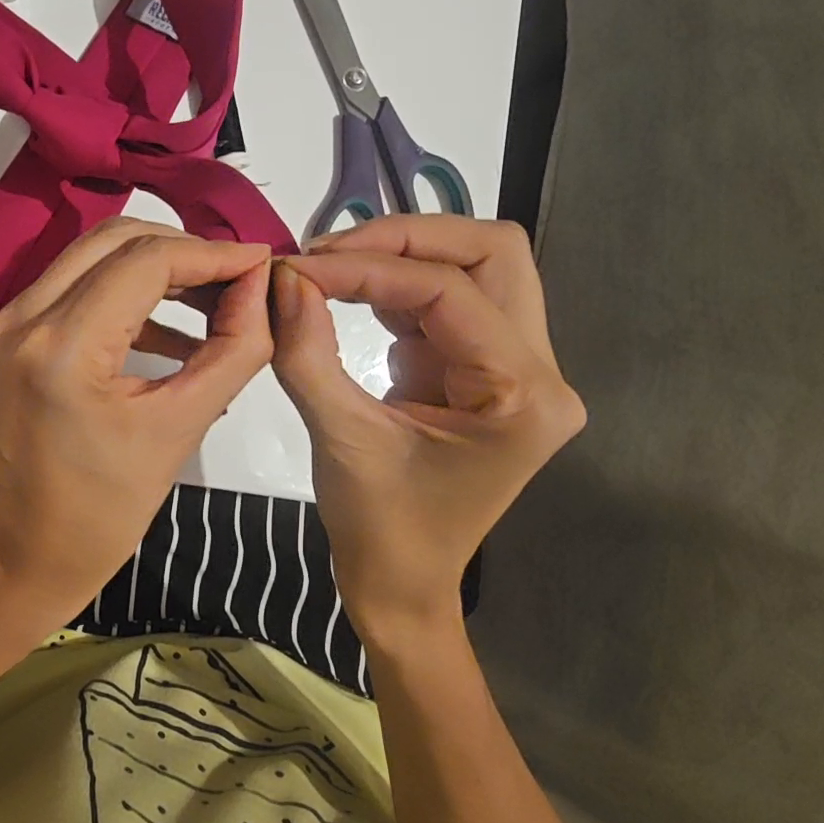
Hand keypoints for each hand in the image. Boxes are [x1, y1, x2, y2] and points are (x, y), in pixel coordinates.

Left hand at [0, 218, 273, 620]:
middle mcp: (19, 322)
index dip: (210, 254)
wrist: (29, 551)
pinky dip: (122, 295)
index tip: (259, 262)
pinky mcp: (2, 335)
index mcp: (61, 350)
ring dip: (153, 268)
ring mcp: (2, 325)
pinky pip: (70, 289)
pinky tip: (171, 329)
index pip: (144, 261)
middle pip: (112, 242)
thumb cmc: (107, 509)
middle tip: (236, 278)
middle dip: (182, 250)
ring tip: (213, 301)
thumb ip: (234, 347)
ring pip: (89, 258)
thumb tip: (260, 284)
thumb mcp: (183, 426)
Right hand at [270, 216, 583, 643]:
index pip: (448, 292)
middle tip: (328, 251)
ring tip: (330, 264)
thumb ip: (307, 351)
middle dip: (406, 237)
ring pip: (476, 268)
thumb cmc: (379, 528)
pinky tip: (348, 290)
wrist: (402, 585)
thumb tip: (284, 276)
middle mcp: (539, 371)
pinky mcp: (482, 370)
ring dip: (402, 255)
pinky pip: (448, 301)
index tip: (297, 267)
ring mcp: (516, 368)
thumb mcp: (339, 437)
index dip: (369, 266)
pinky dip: (396, 286)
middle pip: (492, 254)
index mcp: (522, 395)